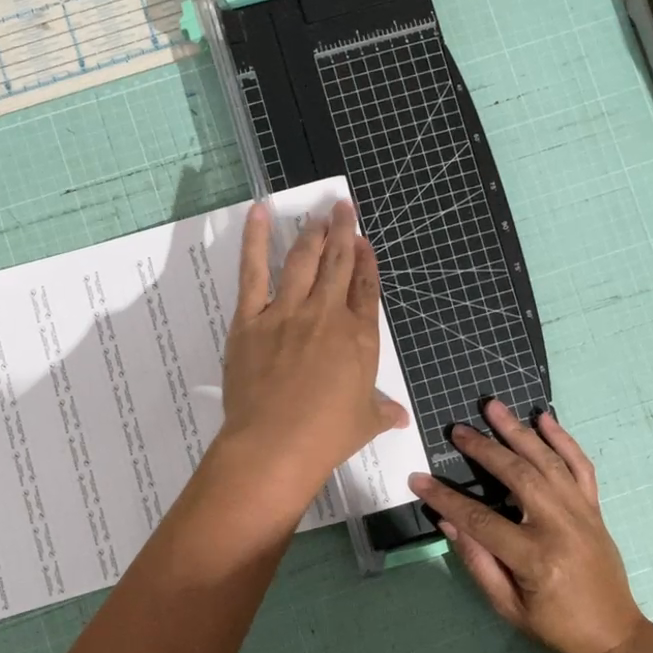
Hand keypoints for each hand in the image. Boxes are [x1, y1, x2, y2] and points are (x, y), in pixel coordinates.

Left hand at [217, 200, 407, 506]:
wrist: (276, 444)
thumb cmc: (326, 437)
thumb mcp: (364, 423)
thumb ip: (382, 412)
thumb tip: (401, 417)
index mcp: (359, 337)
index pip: (366, 288)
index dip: (366, 262)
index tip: (363, 242)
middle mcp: (326, 315)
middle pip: (338, 263)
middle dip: (342, 232)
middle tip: (342, 208)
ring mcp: (287, 312)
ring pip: (302, 260)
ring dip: (312, 233)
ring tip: (316, 215)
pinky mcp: (251, 318)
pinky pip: (253, 271)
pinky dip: (255, 239)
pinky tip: (259, 212)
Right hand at [409, 400, 644, 652]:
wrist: (613, 635)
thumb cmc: (554, 625)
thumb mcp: (507, 605)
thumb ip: (477, 562)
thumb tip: (447, 521)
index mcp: (536, 558)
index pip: (481, 520)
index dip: (447, 499)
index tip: (419, 480)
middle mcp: (561, 527)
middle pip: (519, 476)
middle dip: (484, 450)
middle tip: (457, 430)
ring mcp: (582, 514)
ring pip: (548, 462)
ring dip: (519, 431)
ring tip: (494, 406)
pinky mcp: (594, 509)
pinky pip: (580, 467)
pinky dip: (564, 440)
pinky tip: (545, 418)